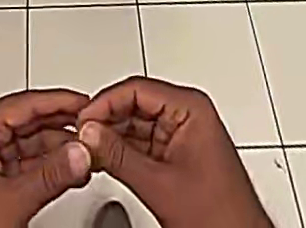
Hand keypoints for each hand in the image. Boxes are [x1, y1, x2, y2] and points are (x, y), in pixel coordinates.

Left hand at [0, 88, 92, 227]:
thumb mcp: (9, 199)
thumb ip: (50, 175)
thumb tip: (80, 153)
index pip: (30, 103)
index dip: (62, 102)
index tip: (90, 104)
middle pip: (35, 121)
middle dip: (66, 127)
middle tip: (95, 132)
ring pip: (35, 142)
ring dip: (61, 149)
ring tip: (89, 154)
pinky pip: (31, 162)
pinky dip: (51, 167)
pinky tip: (72, 170)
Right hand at [77, 77, 271, 227]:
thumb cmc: (223, 216)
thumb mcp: (160, 184)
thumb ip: (120, 155)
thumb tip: (91, 132)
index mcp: (190, 108)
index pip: (138, 89)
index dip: (106, 102)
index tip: (84, 119)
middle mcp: (187, 115)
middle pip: (135, 104)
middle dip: (107, 121)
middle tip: (82, 136)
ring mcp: (181, 135)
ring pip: (135, 125)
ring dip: (112, 138)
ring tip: (89, 150)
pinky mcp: (176, 155)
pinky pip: (142, 144)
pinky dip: (122, 152)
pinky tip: (104, 160)